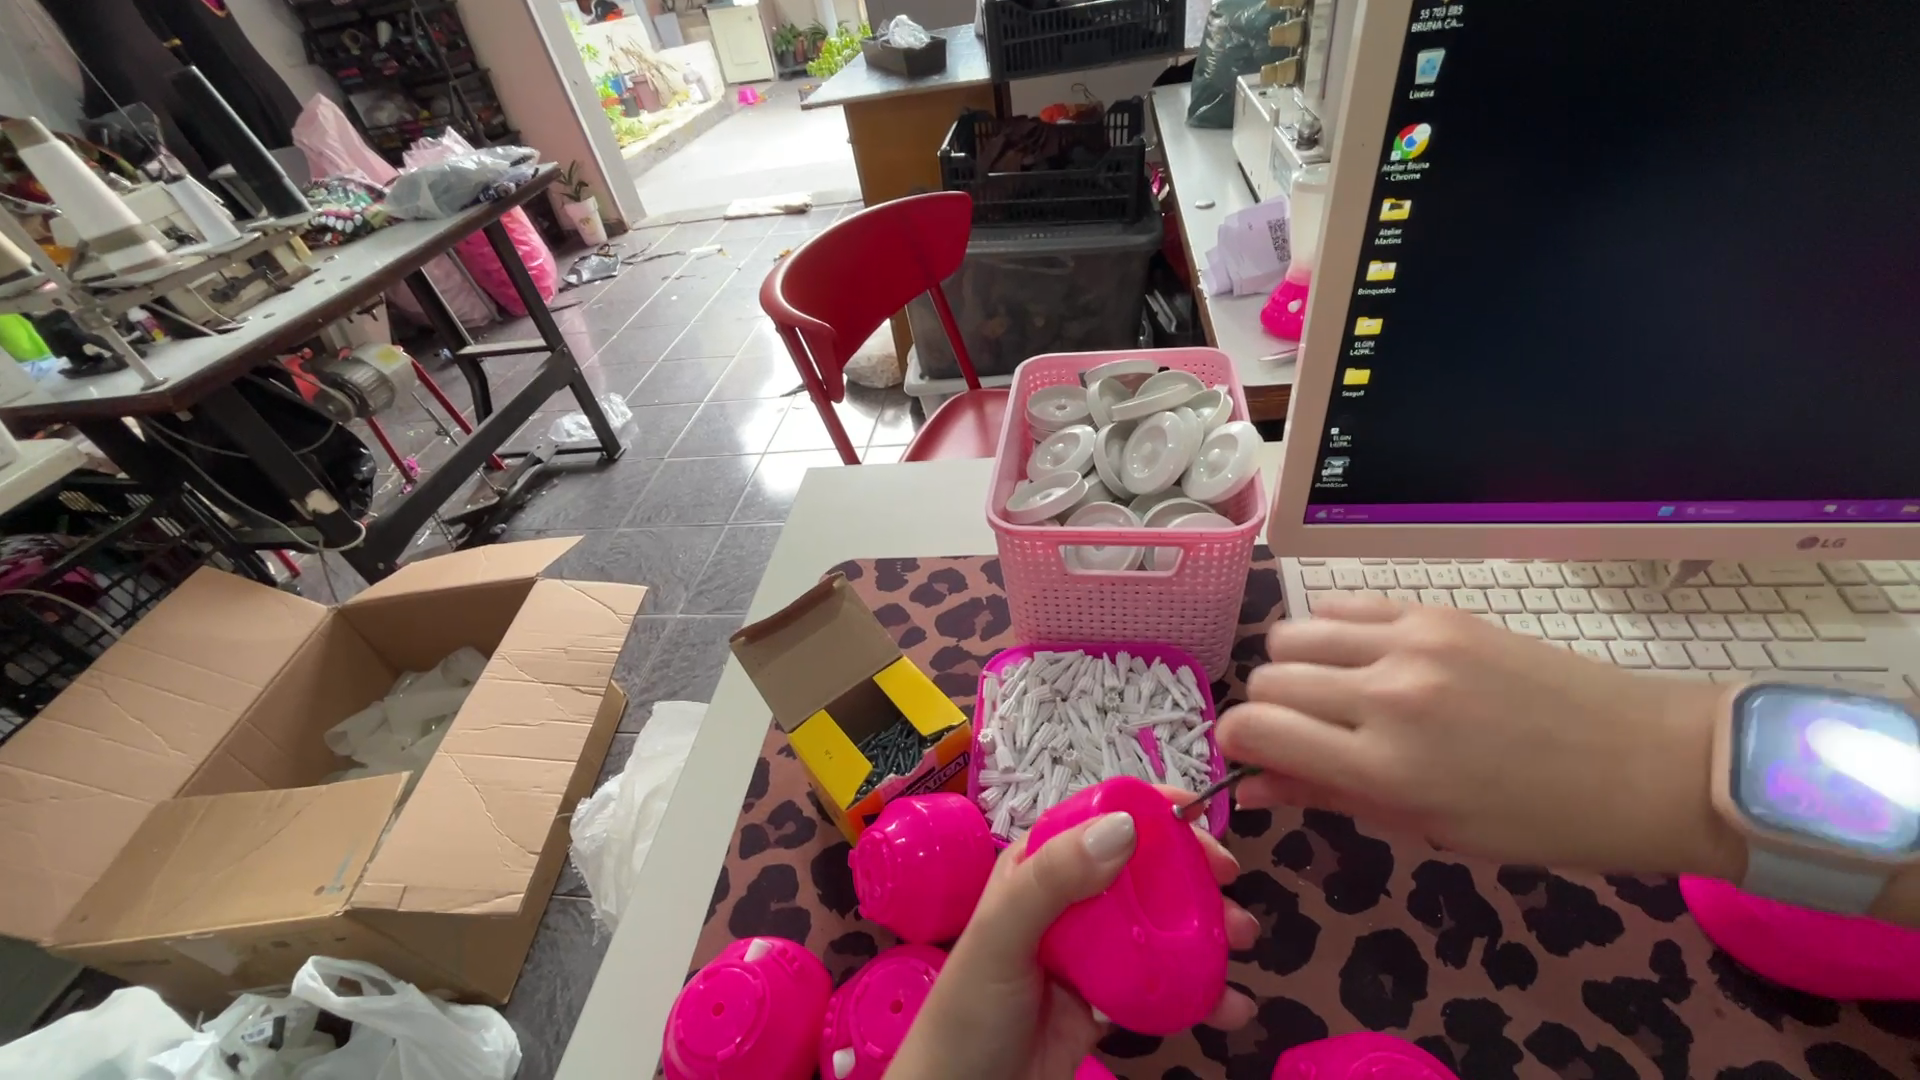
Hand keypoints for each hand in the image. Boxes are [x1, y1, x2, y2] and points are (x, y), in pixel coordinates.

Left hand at [886, 793, 1257, 1079]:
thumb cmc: (973, 1003)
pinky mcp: (1110, 998)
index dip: (1148, 809)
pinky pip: (1164, 983)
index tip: (1197, 812)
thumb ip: (1055, 877)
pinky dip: (1201, 991)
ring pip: (1161, 922)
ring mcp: (1094, 948)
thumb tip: (1125, 827)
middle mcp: (1072, 897)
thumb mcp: (1004, 932)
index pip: (1098, 818)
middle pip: (1141, 867)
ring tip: (1245, 938)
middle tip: (1232, 879)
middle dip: (1191, 867)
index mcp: (1041, 864)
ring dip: (1207, 925)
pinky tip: (1232, 1006)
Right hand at [1215, 594, 1744, 879]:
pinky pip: (1338, 605)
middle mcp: (1385, 695)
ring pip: (1290, 635)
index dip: (1237, 743)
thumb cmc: (1538, 820)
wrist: (1652, 760)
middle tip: (1308, 731)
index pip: (1254, 730)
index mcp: (1386, 768)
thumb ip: (1328, 797)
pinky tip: (1365, 657)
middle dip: (1269, 710)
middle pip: (1266, 679)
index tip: (1254, 753)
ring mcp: (1408, 643)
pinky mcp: (1431, 611)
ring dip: (1295, 667)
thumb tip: (1251, 784)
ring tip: (1336, 690)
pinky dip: (1331, 633)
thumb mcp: (1428, 826)